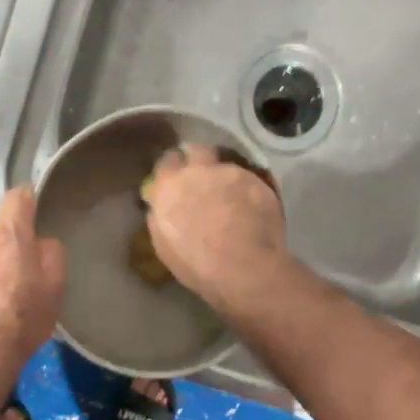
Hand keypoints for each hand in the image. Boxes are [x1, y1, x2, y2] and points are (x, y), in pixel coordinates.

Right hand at [143, 145, 287, 305]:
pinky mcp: (258, 181)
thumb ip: (160, 217)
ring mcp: (231, 173)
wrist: (245, 268)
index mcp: (171, 186)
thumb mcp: (164, 245)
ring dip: (226, 179)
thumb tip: (161, 206)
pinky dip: (248, 192)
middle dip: (200, 161)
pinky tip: (252, 210)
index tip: (177, 179)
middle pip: (198, 151)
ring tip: (232, 200)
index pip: (167, 161)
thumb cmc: (197, 264)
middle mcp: (199, 170)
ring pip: (226, 167)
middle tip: (204, 180)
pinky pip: (249, 181)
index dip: (173, 169)